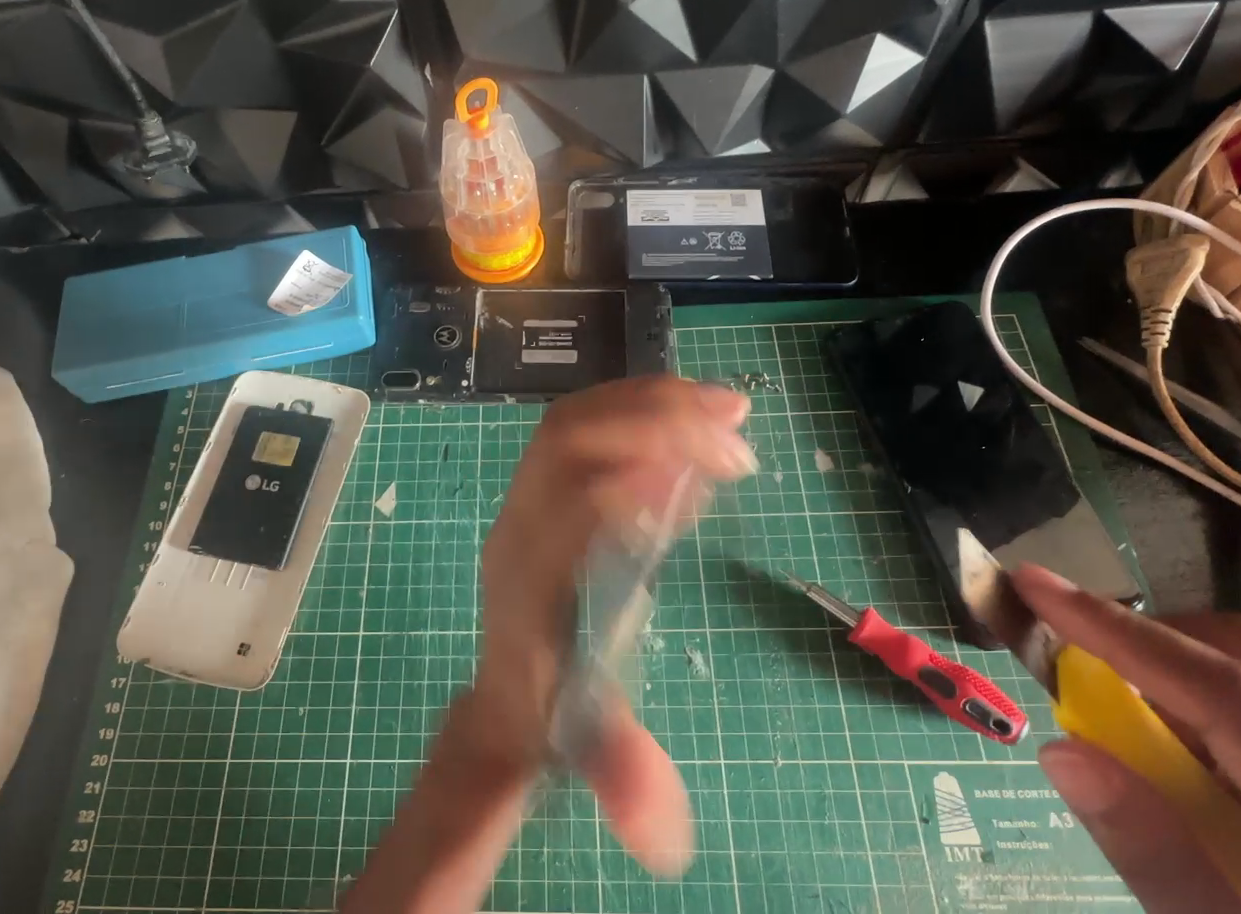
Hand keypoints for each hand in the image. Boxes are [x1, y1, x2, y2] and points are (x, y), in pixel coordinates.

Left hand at [466, 376, 756, 874]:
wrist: (503, 695)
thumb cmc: (547, 714)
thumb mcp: (585, 747)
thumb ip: (619, 778)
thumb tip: (664, 840)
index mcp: (529, 580)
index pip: (571, 507)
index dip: (636, 478)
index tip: (712, 470)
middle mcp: (519, 525)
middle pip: (569, 440)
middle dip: (654, 418)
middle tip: (736, 424)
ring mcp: (523, 499)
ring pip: (572, 420)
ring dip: (648, 400)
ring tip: (724, 406)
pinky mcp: (539, 489)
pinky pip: (578, 427)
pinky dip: (634, 409)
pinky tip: (687, 420)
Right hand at [1015, 564, 1240, 913]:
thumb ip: (1160, 860)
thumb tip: (1064, 752)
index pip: (1236, 701)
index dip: (1125, 635)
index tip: (1036, 589)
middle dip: (1149, 640)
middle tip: (1071, 658)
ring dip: (1183, 675)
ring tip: (1125, 725)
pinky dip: (1224, 713)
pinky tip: (1194, 769)